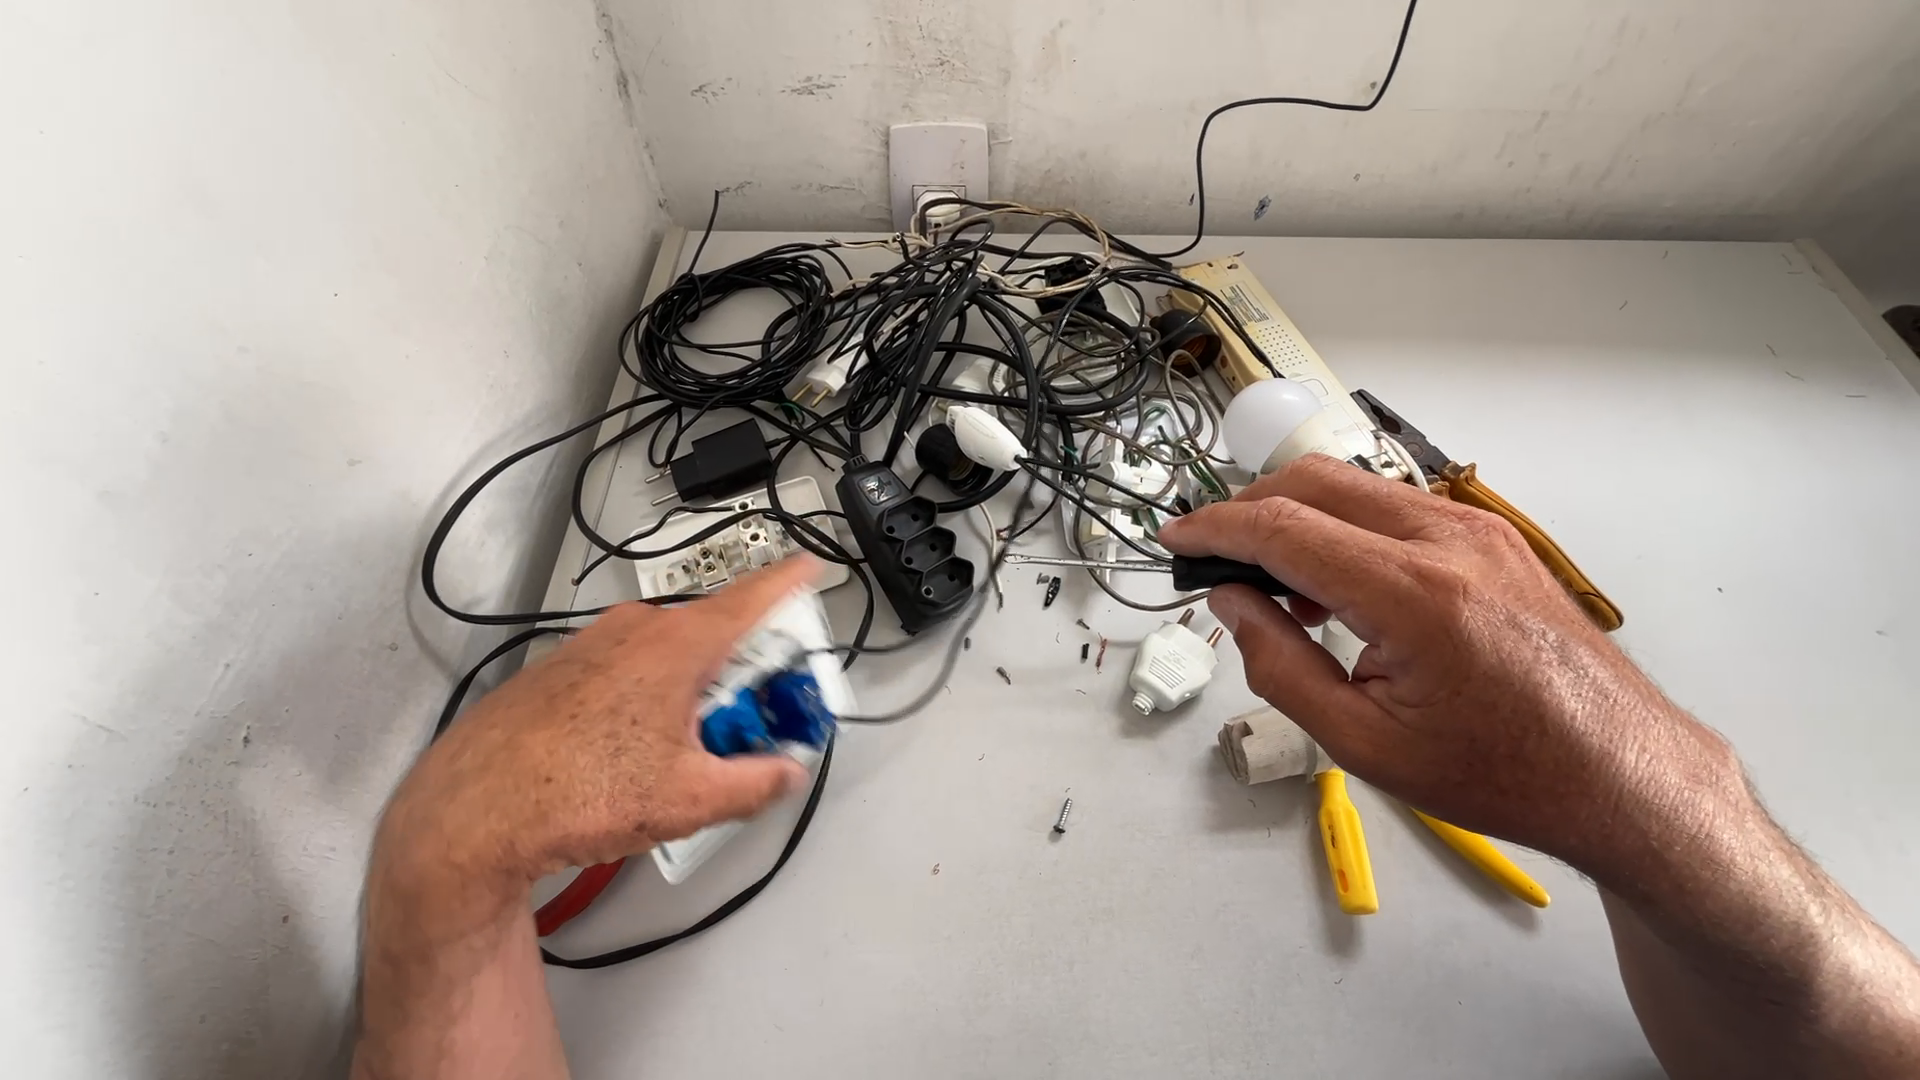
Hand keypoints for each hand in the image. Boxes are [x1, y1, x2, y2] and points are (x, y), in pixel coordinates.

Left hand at [377, 558, 816, 906]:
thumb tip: (786, 772)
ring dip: (696, 687)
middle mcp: (637, 629)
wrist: (466, 813)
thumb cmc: (573, 793)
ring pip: (671, 652)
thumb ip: (757, 782)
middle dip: (743, 673)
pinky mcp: (564, 665)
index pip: (752, 598)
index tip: (809, 567)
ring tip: (683, 749)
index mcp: (677, 645)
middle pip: (716, 633)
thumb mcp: (689, 799)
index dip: (789, 581)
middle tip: (750, 723)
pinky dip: (652, 692)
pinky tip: (633, 747)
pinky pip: (630, 665)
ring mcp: (594, 643)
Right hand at [1157, 455, 1736, 873]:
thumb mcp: (1361, 742)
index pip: (1283, 528)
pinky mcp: (1490, 536)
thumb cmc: (1494, 772)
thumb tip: (1230, 600)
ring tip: (1268, 581)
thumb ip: (1278, 664)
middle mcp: (1447, 540)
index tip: (1173, 538)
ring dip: (1291, 516)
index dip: (1215, 527)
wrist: (1623, 774)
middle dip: (1245, 507)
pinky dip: (1337, 526)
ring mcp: (1476, 529)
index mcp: (1414, 595)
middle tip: (1211, 554)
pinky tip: (1328, 583)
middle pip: (1313, 482)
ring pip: (1351, 485)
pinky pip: (1388, 506)